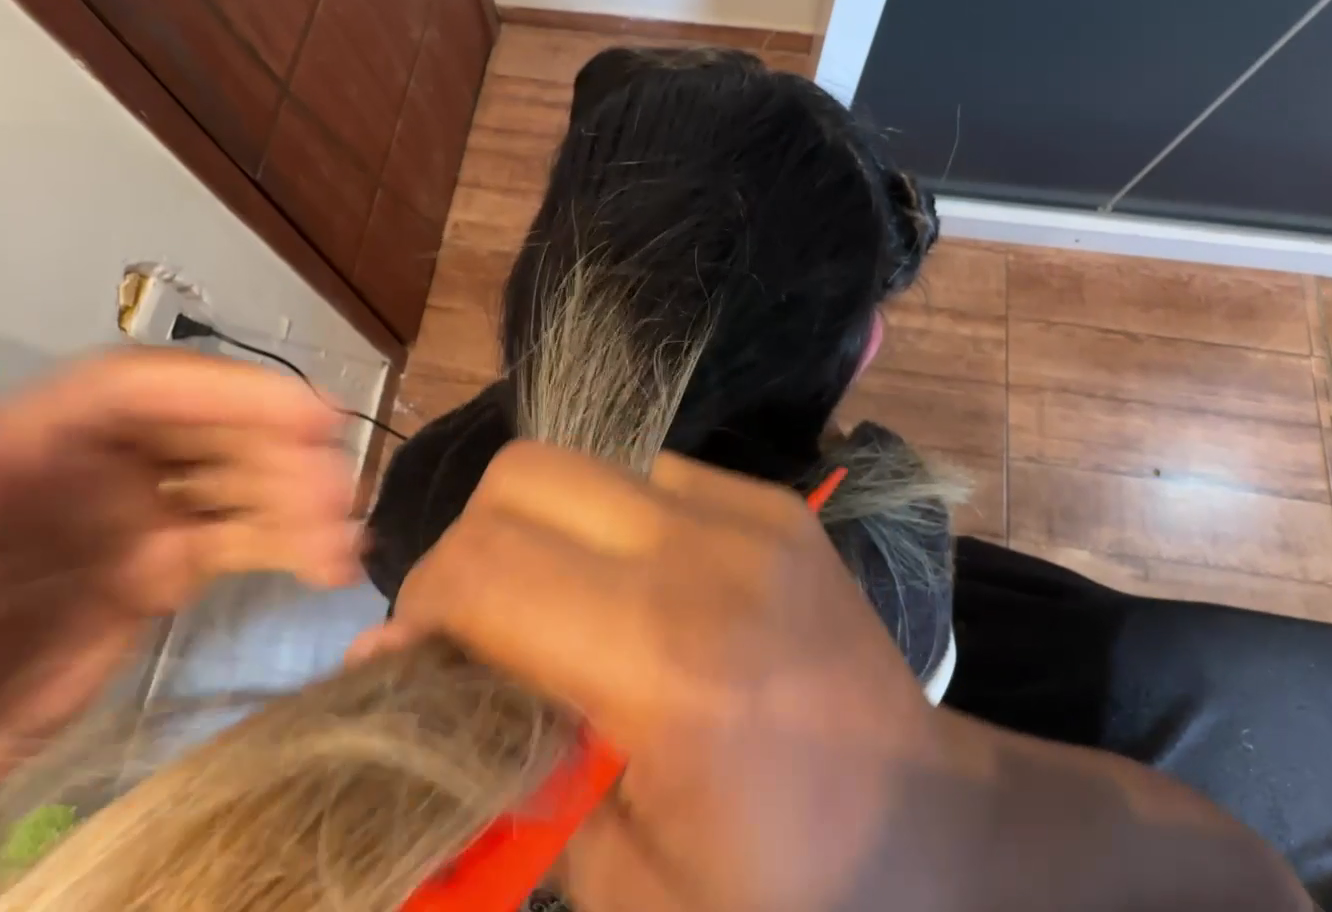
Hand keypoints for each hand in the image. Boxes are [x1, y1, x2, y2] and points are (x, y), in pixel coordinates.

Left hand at [0, 349, 360, 837]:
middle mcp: (91, 471)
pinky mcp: (165, 568)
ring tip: (344, 547)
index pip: (137, 393)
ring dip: (302, 504)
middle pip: (208, 432)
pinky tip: (332, 566)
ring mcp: (134, 518)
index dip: (228, 392)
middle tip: (340, 499)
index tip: (313, 418)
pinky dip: (294, 545)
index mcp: (18, 453)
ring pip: (241, 483)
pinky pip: (244, 540)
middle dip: (283, 456)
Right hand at [365, 443, 940, 910]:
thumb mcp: (617, 874)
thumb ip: (502, 753)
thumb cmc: (776, 885)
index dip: (422, 606)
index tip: (421, 660)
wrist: (928, 827)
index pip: (482, 566)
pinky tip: (636, 588)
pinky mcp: (773, 504)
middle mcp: (708, 558)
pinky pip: (645, 475)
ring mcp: (750, 515)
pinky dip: (606, 522)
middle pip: (520, 477)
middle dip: (469, 548)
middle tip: (483, 628)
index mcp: (667, 666)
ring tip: (561, 606)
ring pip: (578, 463)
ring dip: (539, 529)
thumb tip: (403, 664)